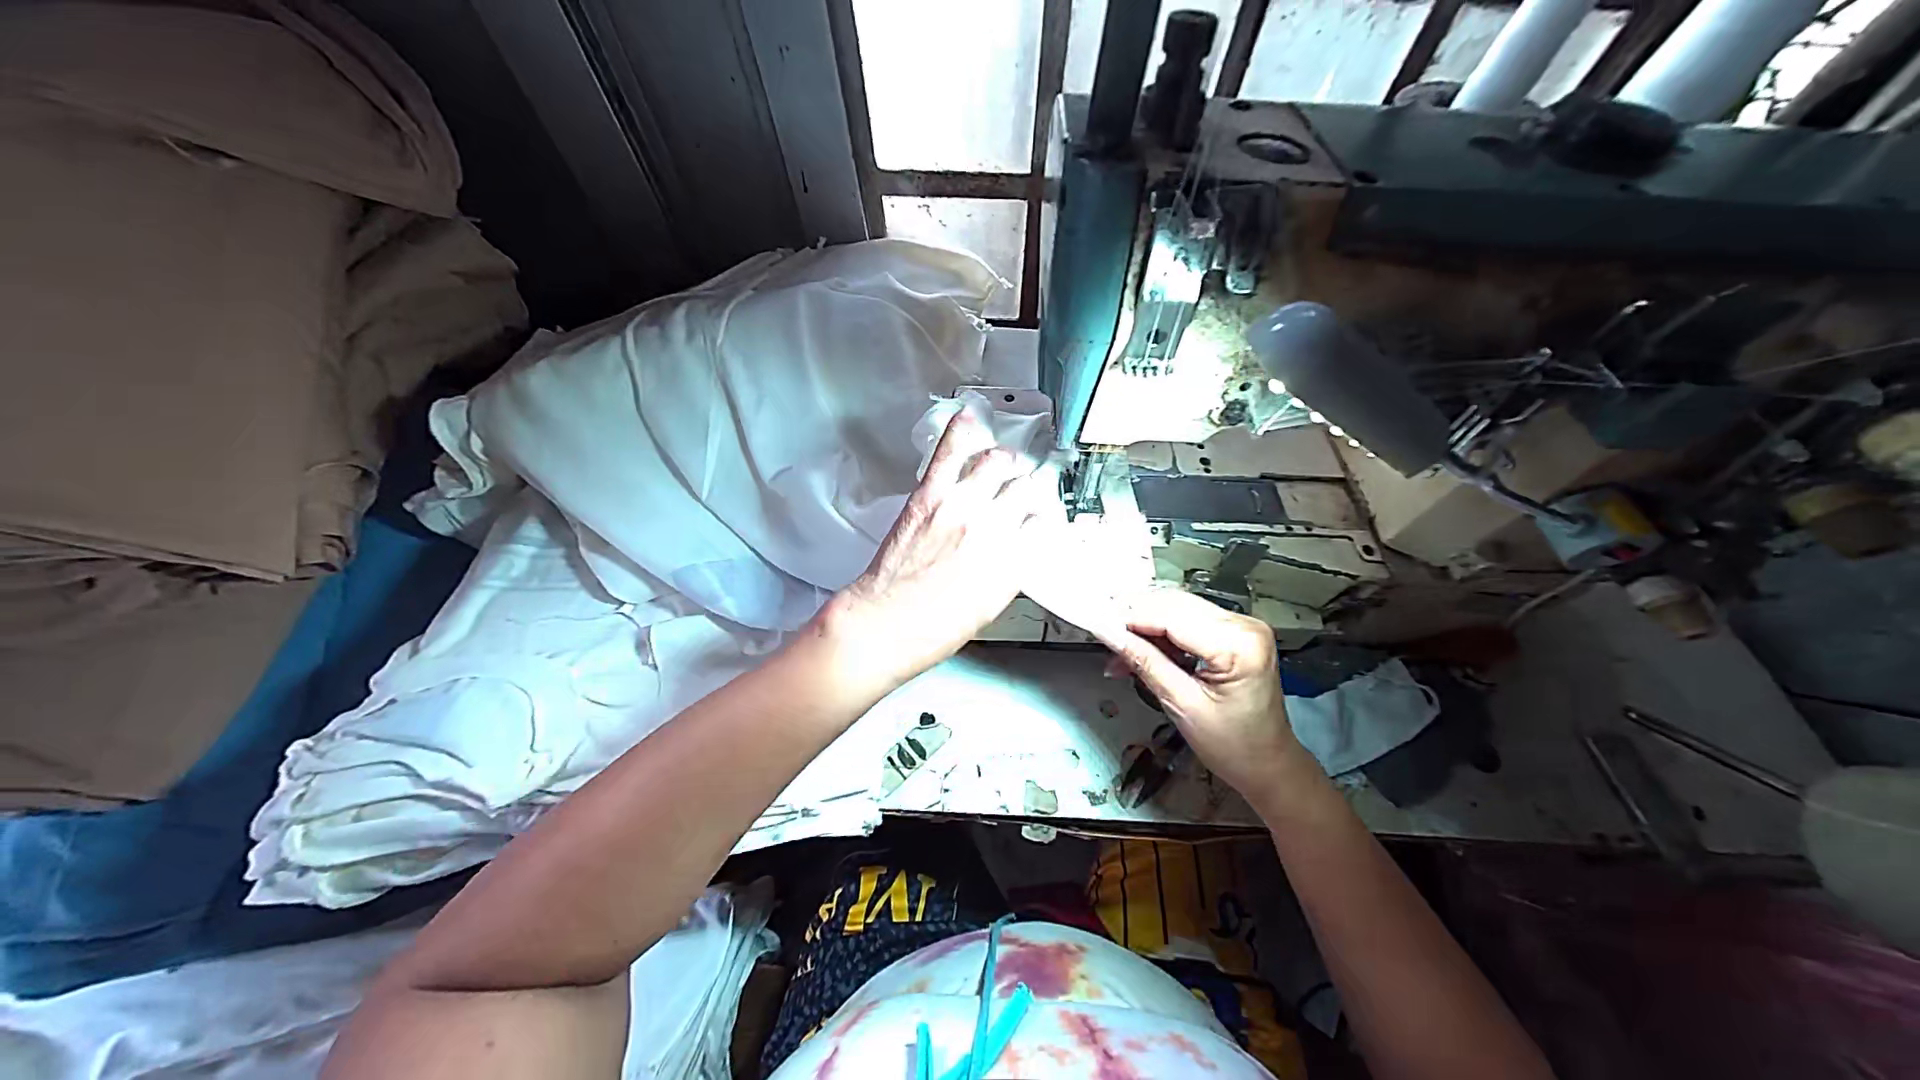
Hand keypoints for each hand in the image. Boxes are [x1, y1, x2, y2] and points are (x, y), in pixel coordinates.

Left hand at [817, 410, 1056, 690]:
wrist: (886, 625)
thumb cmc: (933, 628)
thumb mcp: (989, 607)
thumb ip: (1009, 571)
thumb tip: (1017, 549)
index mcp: (1014, 561)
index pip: (1043, 522)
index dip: (1041, 516)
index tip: (1038, 514)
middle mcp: (994, 529)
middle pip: (1024, 488)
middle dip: (1027, 484)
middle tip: (1022, 483)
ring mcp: (961, 508)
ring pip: (995, 462)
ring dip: (1004, 459)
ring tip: (1003, 460)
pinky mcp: (929, 498)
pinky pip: (950, 454)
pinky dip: (961, 431)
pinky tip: (969, 416)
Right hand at [1095, 589, 1322, 810]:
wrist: (1267, 764)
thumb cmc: (1234, 745)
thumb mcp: (1181, 705)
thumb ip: (1144, 662)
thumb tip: (1108, 633)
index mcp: (1240, 644)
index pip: (1172, 616)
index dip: (1129, 616)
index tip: (1094, 619)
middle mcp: (1245, 625)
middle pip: (1174, 605)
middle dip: (1132, 616)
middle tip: (1099, 629)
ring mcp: (1241, 626)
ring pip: (1177, 608)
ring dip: (1142, 624)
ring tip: (1115, 646)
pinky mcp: (1233, 632)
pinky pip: (1187, 620)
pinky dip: (1159, 631)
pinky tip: (1137, 647)